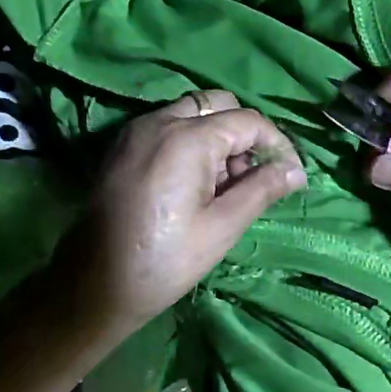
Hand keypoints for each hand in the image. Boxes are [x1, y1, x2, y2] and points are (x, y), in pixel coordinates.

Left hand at [64, 91, 306, 329]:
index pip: (248, 121)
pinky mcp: (124, 148)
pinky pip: (168, 129)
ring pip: (192, 114)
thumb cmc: (165, 261)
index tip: (292, 177)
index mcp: (185, 138)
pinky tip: (196, 187)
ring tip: (225, 190)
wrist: (94, 285)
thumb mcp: (222, 227)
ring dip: (218, 140)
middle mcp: (159, 121)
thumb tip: (296, 171)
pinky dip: (192, 144)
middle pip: (218, 105)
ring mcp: (136, 132)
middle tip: (253, 180)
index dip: (277, 145)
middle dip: (245, 136)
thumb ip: (261, 189)